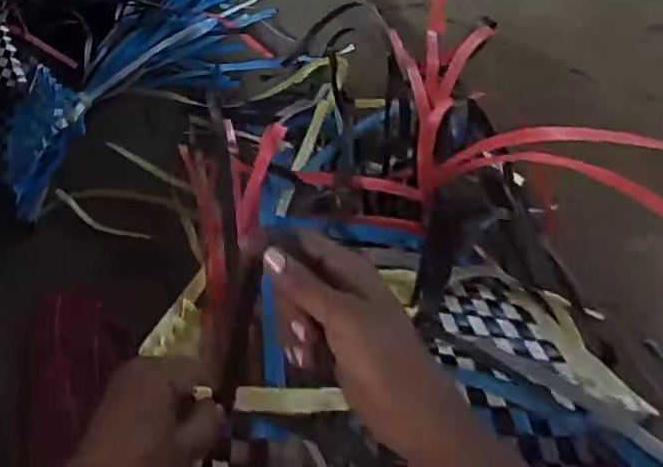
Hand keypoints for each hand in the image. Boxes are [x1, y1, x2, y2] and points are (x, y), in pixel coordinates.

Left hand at [67, 356, 225, 466]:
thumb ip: (206, 424)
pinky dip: (155, 402)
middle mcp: (140, 364)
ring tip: (183, 430)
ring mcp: (123, 377)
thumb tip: (216, 407)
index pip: (195, 366)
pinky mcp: (112, 392)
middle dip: (191, 393)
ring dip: (173, 399)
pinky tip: (159, 429)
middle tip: (204, 424)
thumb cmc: (145, 461)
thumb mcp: (184, 449)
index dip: (213, 386)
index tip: (223, 411)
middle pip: (175, 370)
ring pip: (159, 379)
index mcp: (159, 372)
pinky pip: (143, 388)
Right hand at [264, 233, 523, 466]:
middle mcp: (340, 285)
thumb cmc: (385, 361)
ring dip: (291, 328)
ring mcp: (336, 315)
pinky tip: (308, 363)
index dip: (273, 240)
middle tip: (298, 328)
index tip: (243, 249)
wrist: (419, 423)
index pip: (302, 239)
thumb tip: (268, 250)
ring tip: (307, 353)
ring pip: (292, 304)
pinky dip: (298, 344)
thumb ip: (303, 284)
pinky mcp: (332, 342)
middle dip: (286, 300)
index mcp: (348, 269)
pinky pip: (300, 330)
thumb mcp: (342, 319)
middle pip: (292, 273)